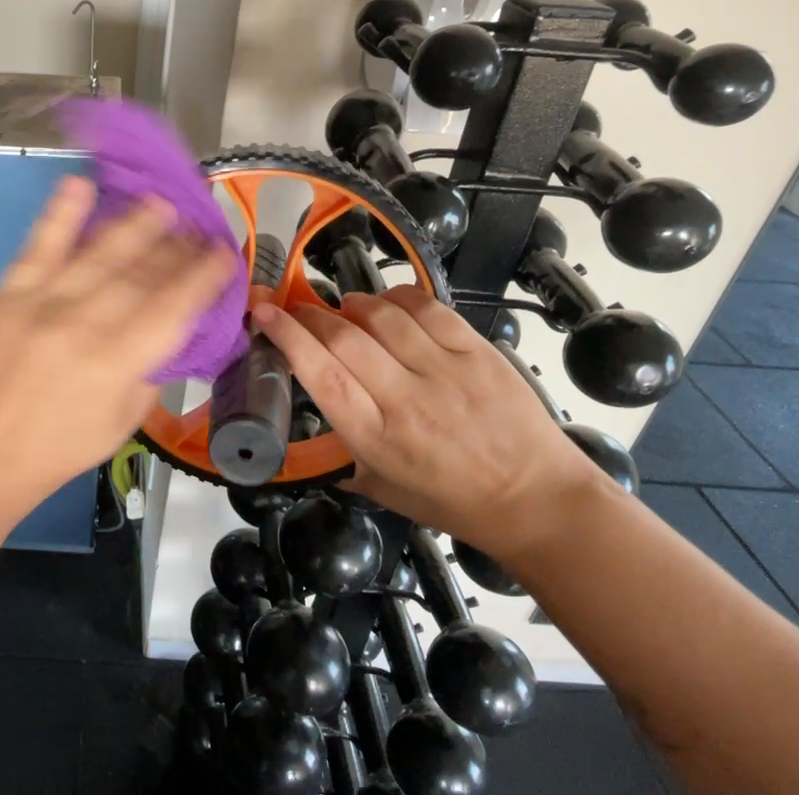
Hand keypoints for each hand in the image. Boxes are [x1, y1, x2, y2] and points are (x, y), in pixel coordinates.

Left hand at [0, 177, 236, 521]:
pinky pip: (40, 246)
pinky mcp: (9, 293)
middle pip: (142, 274)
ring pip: (99, 253)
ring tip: (162, 204)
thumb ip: (151, 374)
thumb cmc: (56, 450)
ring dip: (135, 224)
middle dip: (176, 248)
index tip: (224, 256)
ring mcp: (43, 303)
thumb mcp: (121, 425)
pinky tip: (80, 184)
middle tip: (197, 229)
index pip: (174, 307)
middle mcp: (85, 325)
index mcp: (117, 364)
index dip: (204, 278)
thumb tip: (175, 331)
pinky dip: (60, 214)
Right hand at [251, 287, 611, 560]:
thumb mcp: (382, 488)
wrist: (535, 499)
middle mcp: (405, 399)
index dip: (286, 335)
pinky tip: (388, 304)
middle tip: (297, 310)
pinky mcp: (478, 351)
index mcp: (375, 438)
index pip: (319, 373)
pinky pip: (428, 308)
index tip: (262, 312)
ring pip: (383, 316)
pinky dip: (398, 298)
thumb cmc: (452, 501)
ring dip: (352, 304)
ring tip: (345, 309)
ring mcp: (445, 370)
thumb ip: (343, 452)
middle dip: (309, 314)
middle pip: (343, 337)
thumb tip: (317, 418)